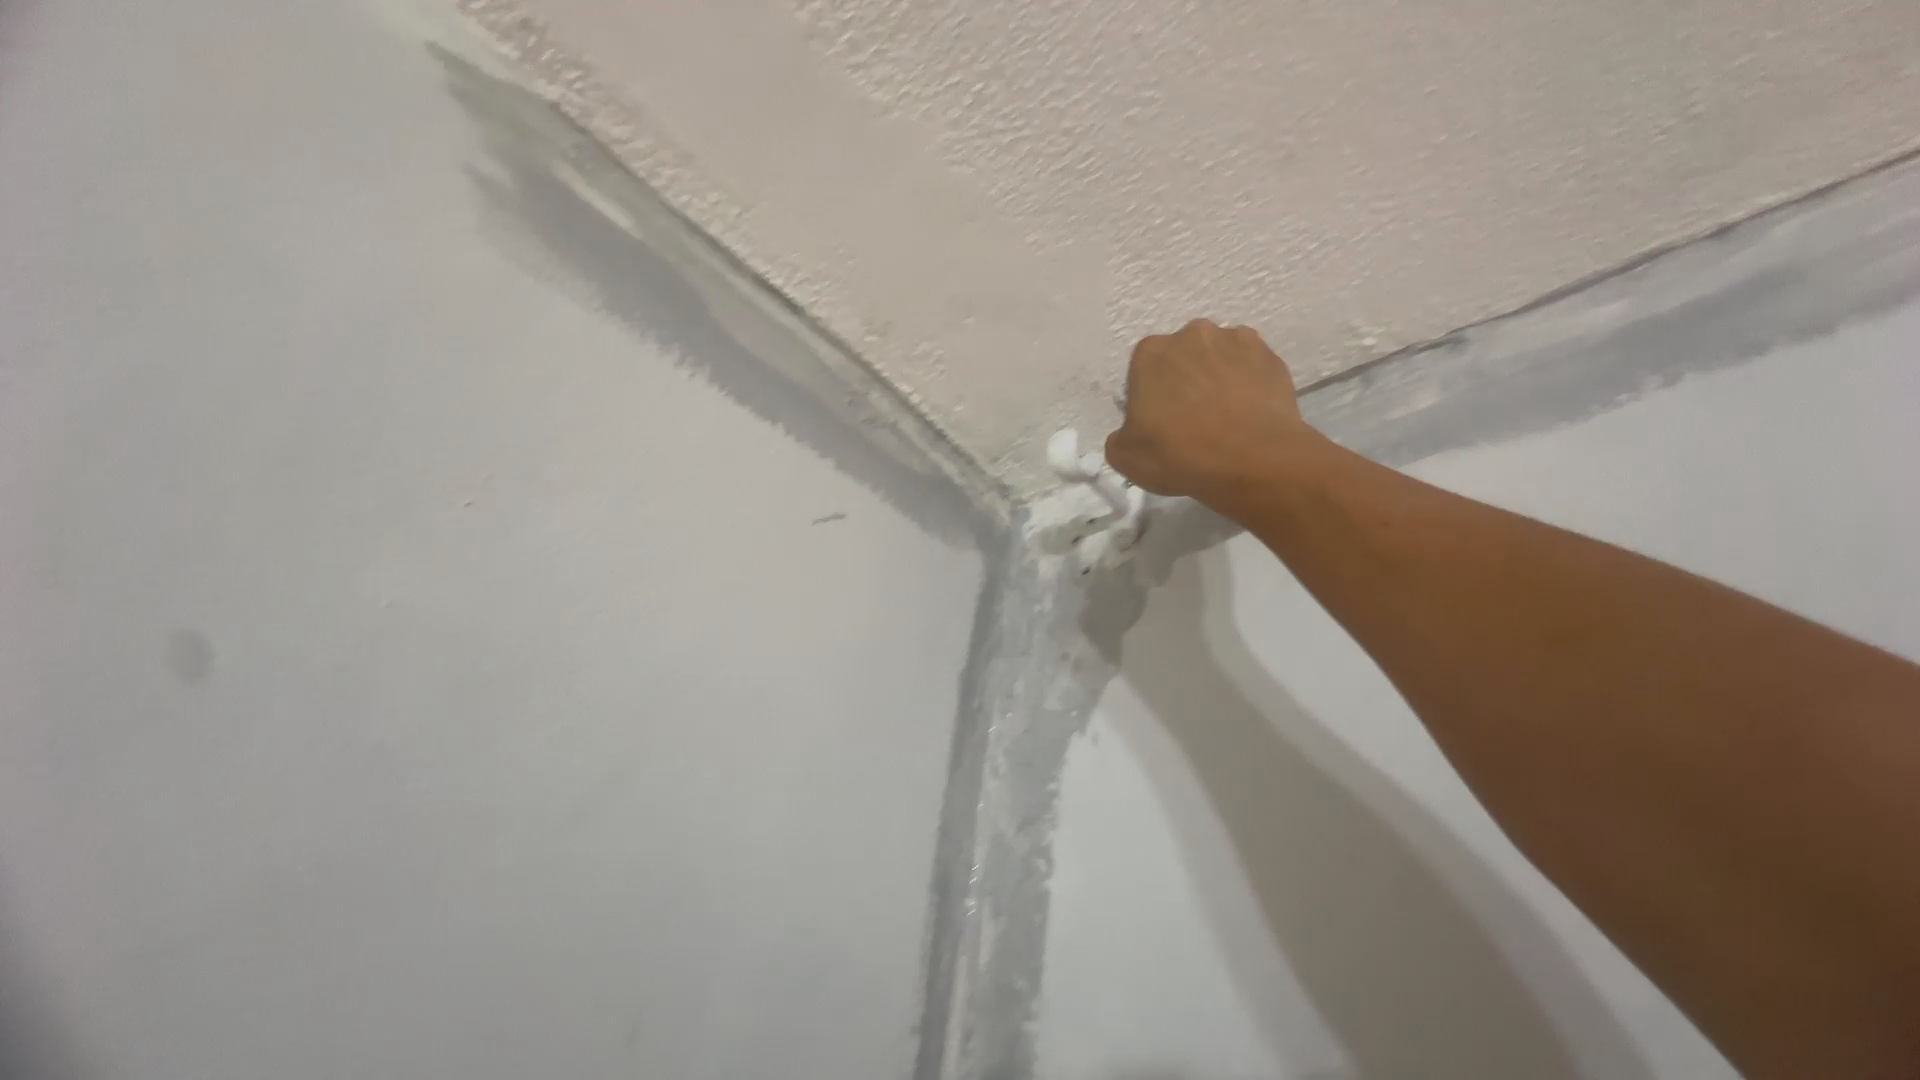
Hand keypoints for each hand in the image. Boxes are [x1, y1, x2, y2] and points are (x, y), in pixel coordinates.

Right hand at [1105, 319, 1318, 506]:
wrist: (1253, 461)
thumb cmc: (1180, 454)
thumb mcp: (1126, 457)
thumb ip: (1120, 437)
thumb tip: (1132, 432)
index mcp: (1150, 352)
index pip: (1142, 370)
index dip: (1149, 397)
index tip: (1158, 423)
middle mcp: (1192, 335)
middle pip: (1182, 358)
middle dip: (1184, 381)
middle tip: (1191, 419)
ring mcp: (1236, 341)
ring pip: (1219, 358)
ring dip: (1217, 378)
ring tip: (1225, 417)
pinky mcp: (1270, 356)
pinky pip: (1251, 367)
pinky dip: (1248, 383)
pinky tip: (1249, 412)